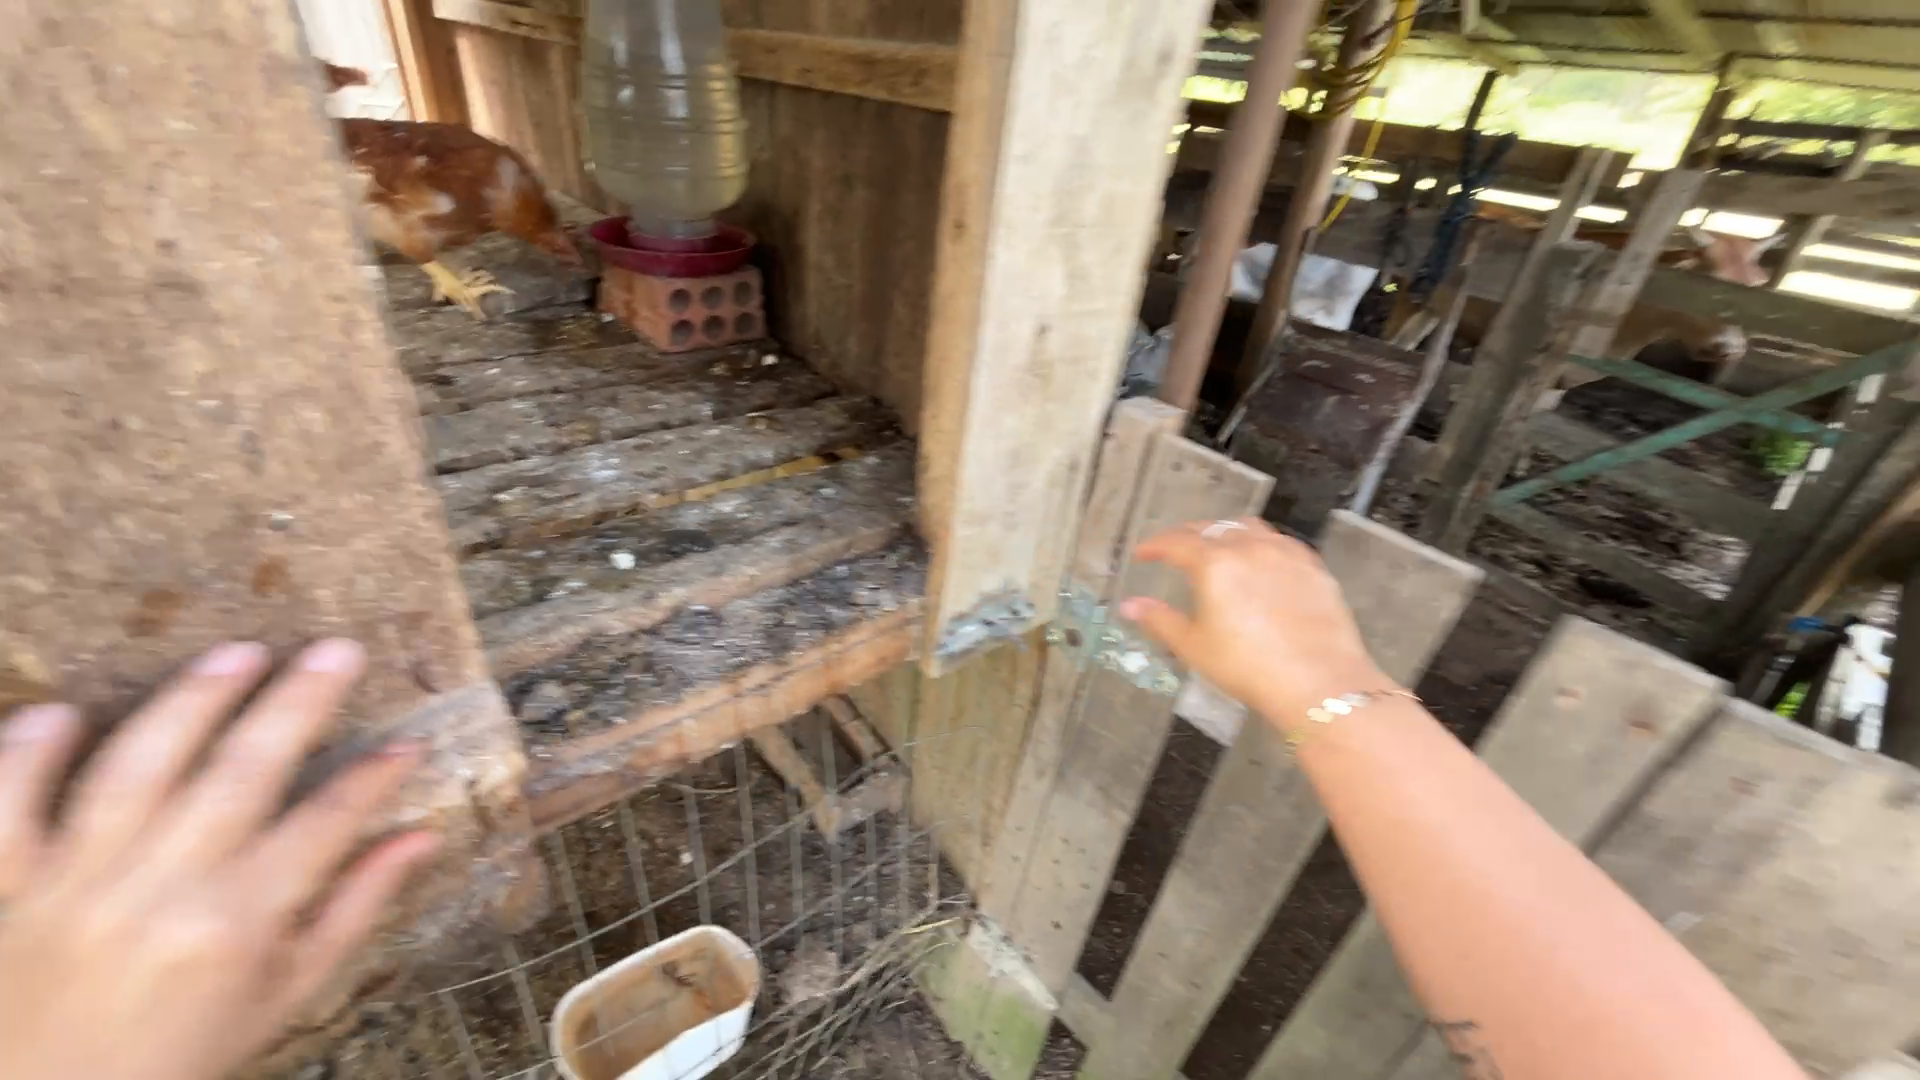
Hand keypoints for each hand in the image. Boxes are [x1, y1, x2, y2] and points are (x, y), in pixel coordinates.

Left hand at [0, 640, 439, 1079]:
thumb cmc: (180, 1056)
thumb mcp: (287, 994)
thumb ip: (356, 908)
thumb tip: (422, 838)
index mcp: (237, 921)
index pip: (328, 821)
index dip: (376, 777)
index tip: (410, 745)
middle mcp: (157, 892)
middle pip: (242, 772)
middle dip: (299, 702)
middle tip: (339, 649)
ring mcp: (68, 889)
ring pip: (133, 771)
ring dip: (191, 704)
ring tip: (239, 653)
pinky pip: (3, 816)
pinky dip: (22, 760)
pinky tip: (59, 712)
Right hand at [1120, 519, 1392, 731]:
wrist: (1318, 682)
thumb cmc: (1246, 666)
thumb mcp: (1194, 646)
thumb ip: (1159, 620)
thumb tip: (1128, 605)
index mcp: (1214, 563)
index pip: (1176, 542)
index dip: (1155, 546)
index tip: (1142, 554)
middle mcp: (1248, 548)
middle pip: (1211, 528)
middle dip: (1187, 535)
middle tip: (1174, 549)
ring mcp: (1285, 554)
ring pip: (1248, 528)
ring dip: (1225, 532)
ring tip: (1216, 547)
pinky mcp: (1313, 568)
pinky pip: (1280, 542)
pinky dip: (1259, 543)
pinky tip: (1260, 561)